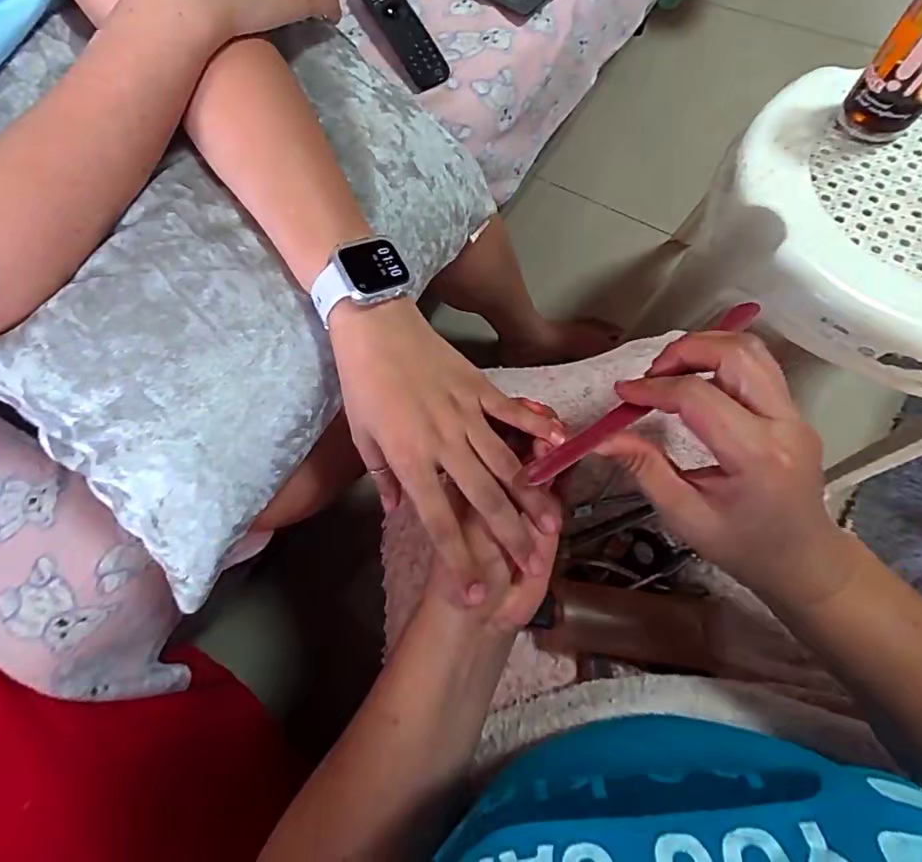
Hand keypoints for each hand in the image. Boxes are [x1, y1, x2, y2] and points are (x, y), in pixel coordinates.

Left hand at [332, 301, 563, 602]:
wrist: (376, 327)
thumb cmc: (363, 384)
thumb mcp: (361, 436)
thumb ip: (382, 478)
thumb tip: (398, 510)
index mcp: (410, 459)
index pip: (438, 520)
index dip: (458, 559)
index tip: (475, 593)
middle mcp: (444, 443)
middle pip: (484, 498)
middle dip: (509, 536)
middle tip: (532, 566)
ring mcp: (467, 414)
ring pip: (506, 462)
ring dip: (532, 495)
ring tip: (552, 524)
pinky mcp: (480, 389)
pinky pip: (513, 413)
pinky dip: (537, 429)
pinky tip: (560, 447)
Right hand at [592, 331, 852, 606]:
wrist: (805, 561)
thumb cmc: (743, 546)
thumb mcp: (685, 516)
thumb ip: (644, 470)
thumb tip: (603, 438)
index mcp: (757, 456)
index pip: (699, 397)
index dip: (654, 388)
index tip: (623, 393)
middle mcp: (784, 424)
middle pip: (735, 354)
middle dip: (684, 351)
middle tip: (652, 375)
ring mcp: (795, 413)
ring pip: (751, 350)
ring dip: (705, 347)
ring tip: (671, 371)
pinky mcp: (793, 410)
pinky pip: (757, 364)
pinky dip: (720, 358)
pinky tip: (696, 379)